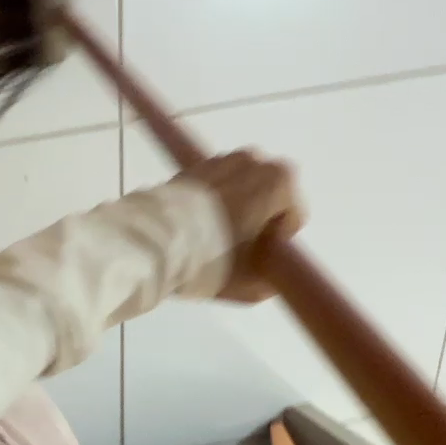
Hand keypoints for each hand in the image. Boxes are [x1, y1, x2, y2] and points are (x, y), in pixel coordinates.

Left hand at [181, 149, 303, 302]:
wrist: (153, 243)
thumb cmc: (209, 260)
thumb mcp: (247, 285)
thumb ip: (266, 283)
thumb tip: (266, 282)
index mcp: (279, 182)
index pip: (292, 215)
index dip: (277, 240)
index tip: (255, 258)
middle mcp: (253, 161)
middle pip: (265, 197)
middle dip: (256, 219)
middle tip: (233, 249)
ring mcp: (219, 160)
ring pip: (237, 188)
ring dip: (231, 208)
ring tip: (209, 239)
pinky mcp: (190, 168)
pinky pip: (210, 187)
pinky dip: (207, 203)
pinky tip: (193, 226)